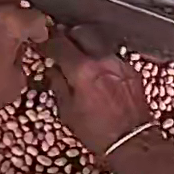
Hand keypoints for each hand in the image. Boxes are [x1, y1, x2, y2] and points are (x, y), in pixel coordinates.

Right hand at [39, 25, 155, 160]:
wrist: (132, 140)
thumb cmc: (97, 132)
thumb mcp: (67, 111)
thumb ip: (57, 84)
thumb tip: (52, 68)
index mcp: (83, 70)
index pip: (59, 43)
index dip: (46, 41)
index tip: (41, 42)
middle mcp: (103, 60)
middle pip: (81, 32)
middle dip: (68, 35)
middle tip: (60, 45)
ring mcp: (120, 63)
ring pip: (99, 41)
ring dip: (86, 44)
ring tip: (78, 57)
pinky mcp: (132, 69)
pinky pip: (112, 55)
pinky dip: (102, 58)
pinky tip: (98, 70)